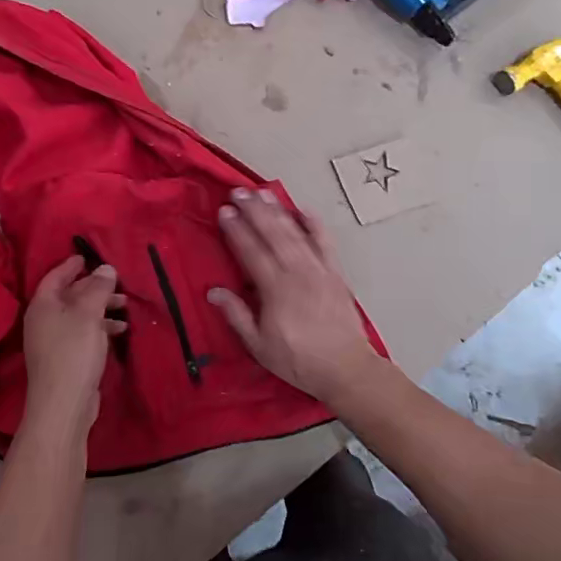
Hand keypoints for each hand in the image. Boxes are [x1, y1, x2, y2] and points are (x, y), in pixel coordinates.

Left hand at [21, 255, 126, 441]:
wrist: (63, 404)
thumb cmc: (73, 352)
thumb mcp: (88, 314)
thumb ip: (98, 289)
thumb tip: (106, 268)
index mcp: (43, 305)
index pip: (55, 277)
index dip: (70, 265)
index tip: (86, 257)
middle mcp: (44, 320)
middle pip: (69, 295)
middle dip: (93, 288)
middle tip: (117, 283)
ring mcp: (54, 341)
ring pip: (79, 315)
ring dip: (101, 308)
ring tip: (125, 306)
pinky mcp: (66, 359)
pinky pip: (84, 333)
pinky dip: (100, 327)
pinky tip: (120, 330)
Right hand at [208, 188, 386, 404]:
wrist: (346, 369)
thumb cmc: (298, 361)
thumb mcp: (259, 345)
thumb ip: (237, 315)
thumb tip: (214, 292)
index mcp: (275, 290)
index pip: (251, 252)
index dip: (236, 230)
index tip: (224, 212)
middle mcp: (298, 273)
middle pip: (273, 234)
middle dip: (254, 211)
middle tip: (239, 191)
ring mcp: (319, 270)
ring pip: (296, 233)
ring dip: (278, 211)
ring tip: (263, 193)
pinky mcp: (336, 274)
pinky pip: (325, 242)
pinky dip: (315, 224)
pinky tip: (303, 210)